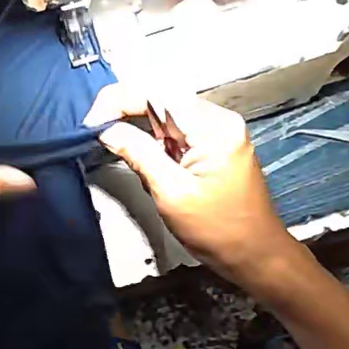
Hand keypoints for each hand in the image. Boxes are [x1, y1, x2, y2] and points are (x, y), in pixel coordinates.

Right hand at [84, 84, 305, 289]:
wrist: (256, 255)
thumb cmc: (217, 230)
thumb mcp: (171, 193)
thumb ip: (138, 153)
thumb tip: (105, 128)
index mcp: (214, 128)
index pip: (159, 93)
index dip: (119, 100)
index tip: (92, 122)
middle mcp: (219, 119)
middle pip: (162, 97)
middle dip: (127, 114)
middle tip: (100, 134)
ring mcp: (219, 130)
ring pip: (166, 113)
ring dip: (141, 131)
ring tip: (135, 162)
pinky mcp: (214, 143)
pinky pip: (176, 129)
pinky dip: (155, 142)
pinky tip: (154, 167)